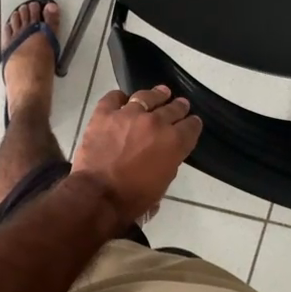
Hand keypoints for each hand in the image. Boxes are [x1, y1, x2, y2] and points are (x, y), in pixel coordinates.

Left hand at [71, 86, 202, 224]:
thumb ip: (168, 163)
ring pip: (146, 97)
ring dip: (156, 95)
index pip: (192, 126)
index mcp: (174, 142)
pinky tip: (122, 100)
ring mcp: (129, 114)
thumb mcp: (162, 184)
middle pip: (173, 108)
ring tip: (160, 93)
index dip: (193, 124)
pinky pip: (114, 98)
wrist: (98, 195)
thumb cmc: (133, 198)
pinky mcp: (105, 113)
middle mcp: (155, 122)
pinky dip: (119, 98)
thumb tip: (165, 156)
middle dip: (179, 107)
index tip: (192, 123)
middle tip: (180, 104)